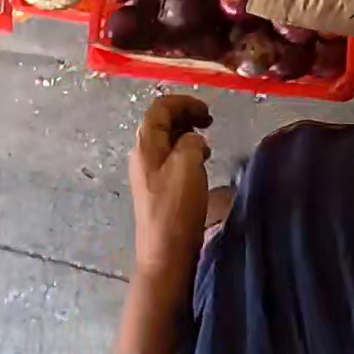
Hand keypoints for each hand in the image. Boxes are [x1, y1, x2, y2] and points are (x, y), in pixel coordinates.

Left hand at [128, 94, 212, 278]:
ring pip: (167, 138)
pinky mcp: (159, 186)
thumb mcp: (188, 164)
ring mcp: (149, 171)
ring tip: (208, 138)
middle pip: (161, 120)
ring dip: (188, 131)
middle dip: (186, 114)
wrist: (166, 252)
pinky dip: (188, 148)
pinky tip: (202, 160)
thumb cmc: (177, 207)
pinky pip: (172, 155)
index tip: (208, 111)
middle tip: (209, 120)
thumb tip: (194, 140)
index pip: (159, 108)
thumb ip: (191, 141)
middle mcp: (143, 154)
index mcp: (146, 145)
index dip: (184, 102)